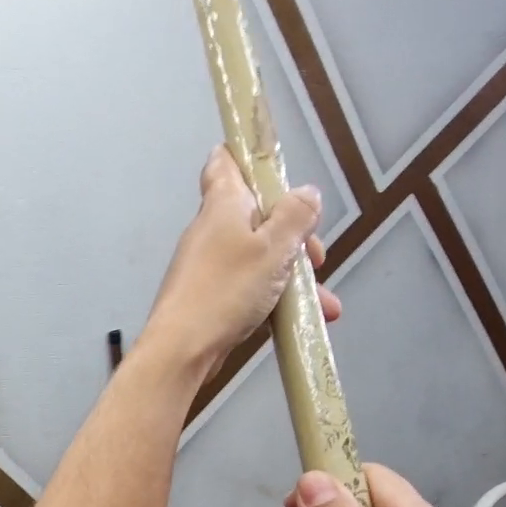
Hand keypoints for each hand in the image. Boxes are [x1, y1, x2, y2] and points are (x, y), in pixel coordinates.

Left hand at [138, 145, 334, 377]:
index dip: (246, 156)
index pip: (225, 164)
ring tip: (324, 304)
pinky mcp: (207, 299)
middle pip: (258, 218)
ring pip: (259, 259)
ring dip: (294, 277)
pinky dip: (275, 300)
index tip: (272, 163)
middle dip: (294, 236)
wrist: (180, 350)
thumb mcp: (273, 247)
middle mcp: (210, 232)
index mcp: (222, 206)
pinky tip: (302, 320)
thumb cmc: (226, 291)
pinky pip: (248, 289)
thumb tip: (305, 193)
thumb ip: (295, 216)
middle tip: (317, 260)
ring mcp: (206, 267)